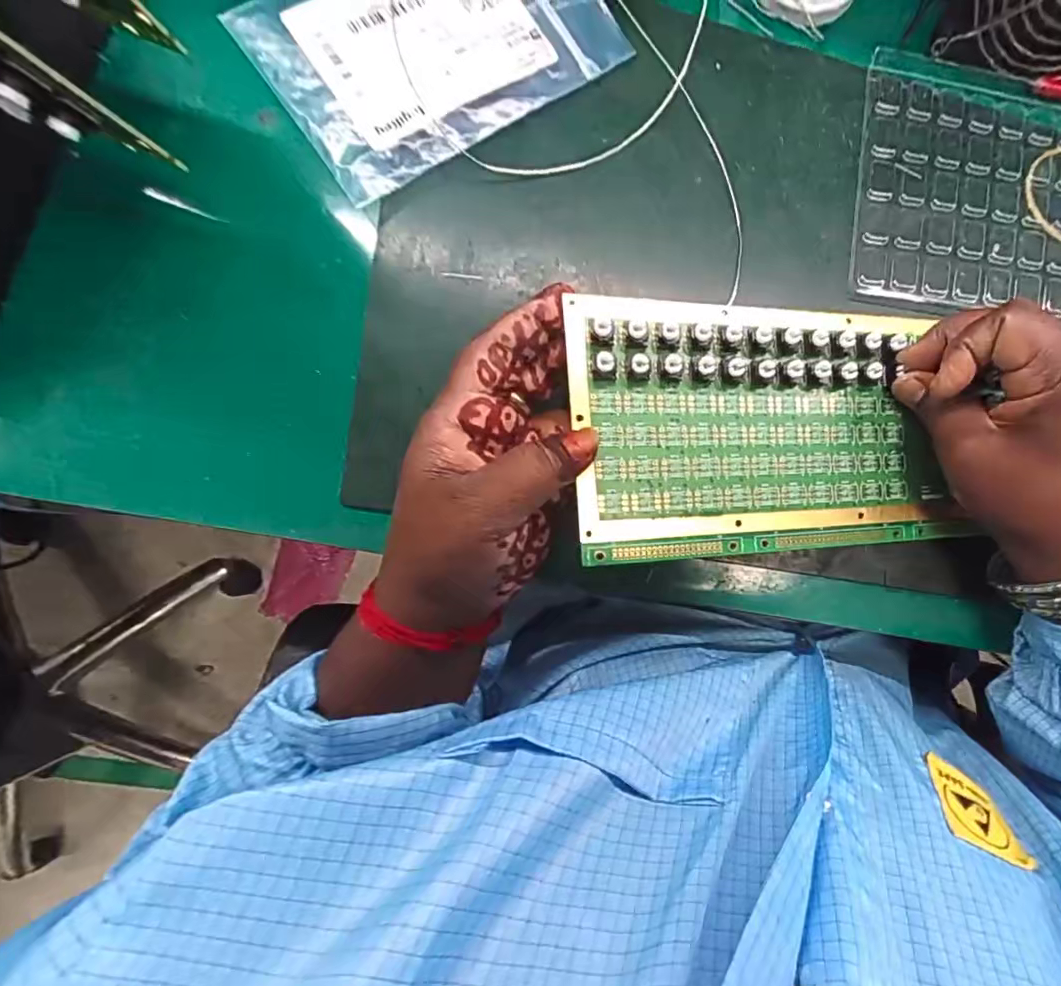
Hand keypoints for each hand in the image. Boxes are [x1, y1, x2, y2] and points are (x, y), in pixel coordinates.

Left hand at [374, 283, 597, 631]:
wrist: (441, 610)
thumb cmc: (443, 553)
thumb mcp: (482, 507)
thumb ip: (536, 468)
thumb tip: (590, 437)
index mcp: (458, 424)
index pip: (489, 359)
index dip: (522, 327)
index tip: (561, 300)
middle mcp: (487, 434)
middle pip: (524, 379)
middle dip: (558, 352)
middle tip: (605, 332)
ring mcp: (512, 463)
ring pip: (550, 416)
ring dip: (581, 397)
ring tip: (620, 375)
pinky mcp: (533, 492)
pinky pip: (564, 457)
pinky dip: (589, 445)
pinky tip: (616, 432)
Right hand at [890, 299, 1060, 583]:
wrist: (1058, 534)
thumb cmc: (1019, 498)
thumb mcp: (967, 450)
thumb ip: (936, 404)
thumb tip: (907, 379)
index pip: (1004, 323)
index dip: (957, 349)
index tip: (932, 388)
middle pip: (1007, 320)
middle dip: (952, 343)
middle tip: (912, 371)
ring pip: (1008, 334)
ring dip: (961, 352)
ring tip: (928, 379)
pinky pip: (1014, 357)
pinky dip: (978, 365)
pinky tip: (953, 386)